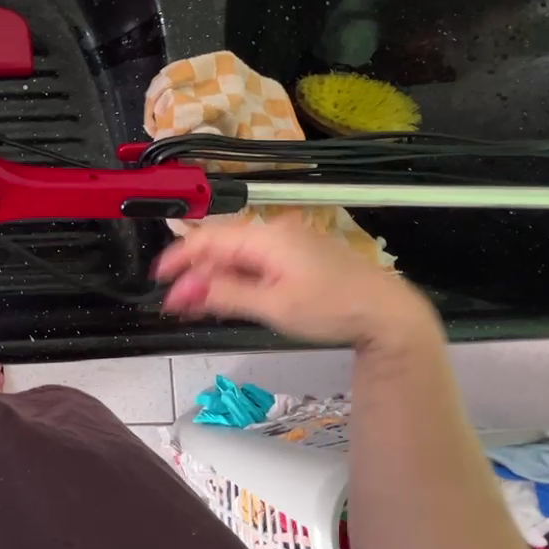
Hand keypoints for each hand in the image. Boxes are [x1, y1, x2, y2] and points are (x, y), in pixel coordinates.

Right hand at [153, 215, 437, 348]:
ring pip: (236, 256)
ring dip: (213, 278)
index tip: (159, 277)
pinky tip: (225, 297)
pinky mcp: (297, 257)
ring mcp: (287, 244)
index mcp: (266, 237)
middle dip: (194, 274)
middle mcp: (274, 232)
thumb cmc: (334, 309)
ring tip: (195, 305)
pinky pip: (254, 262)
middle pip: (220, 247)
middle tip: (175, 303)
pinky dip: (235, 278)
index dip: (179, 257)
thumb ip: (226, 294)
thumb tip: (188, 290)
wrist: (389, 315)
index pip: (208, 239)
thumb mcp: (274, 307)